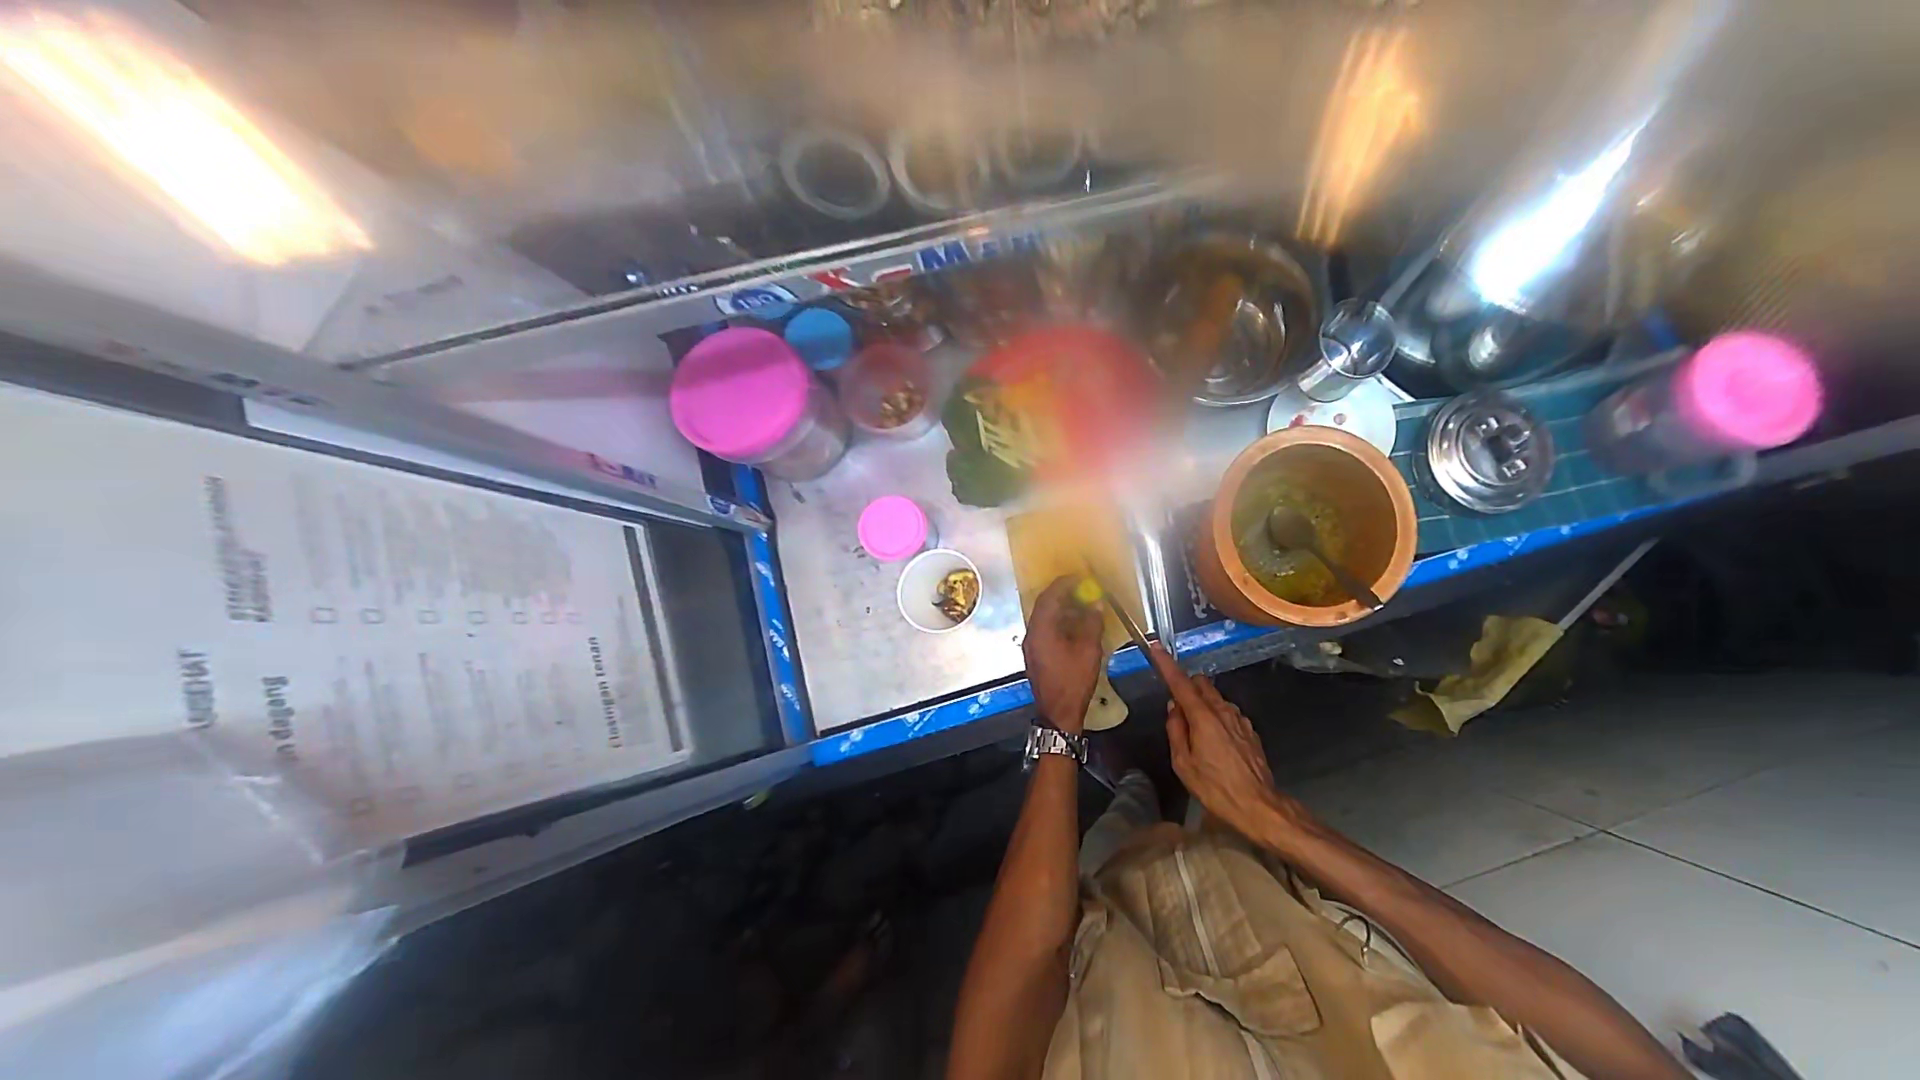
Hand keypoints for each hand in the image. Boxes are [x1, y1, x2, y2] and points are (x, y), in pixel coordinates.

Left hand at [1022, 576, 1105, 733]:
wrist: (1058, 713)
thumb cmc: (1073, 680)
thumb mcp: (1088, 649)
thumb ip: (1091, 622)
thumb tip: (1095, 604)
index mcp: (1041, 629)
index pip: (1049, 597)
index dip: (1064, 584)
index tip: (1078, 577)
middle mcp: (1031, 634)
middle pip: (1044, 606)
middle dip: (1062, 595)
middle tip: (1081, 588)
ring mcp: (1032, 646)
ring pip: (1044, 619)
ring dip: (1062, 609)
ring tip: (1082, 606)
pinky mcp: (1036, 656)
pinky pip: (1046, 630)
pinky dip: (1059, 623)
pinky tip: (1075, 626)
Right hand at [1148, 646, 1284, 837]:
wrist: (1259, 806)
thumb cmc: (1215, 787)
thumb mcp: (1183, 763)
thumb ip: (1175, 730)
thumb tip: (1173, 708)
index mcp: (1203, 717)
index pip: (1181, 683)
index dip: (1166, 665)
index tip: (1156, 648)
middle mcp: (1223, 711)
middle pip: (1201, 684)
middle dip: (1187, 687)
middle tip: (1177, 711)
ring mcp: (1240, 719)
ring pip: (1216, 698)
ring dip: (1202, 704)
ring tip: (1197, 734)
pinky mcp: (1250, 731)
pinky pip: (1228, 713)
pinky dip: (1217, 718)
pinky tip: (1216, 744)